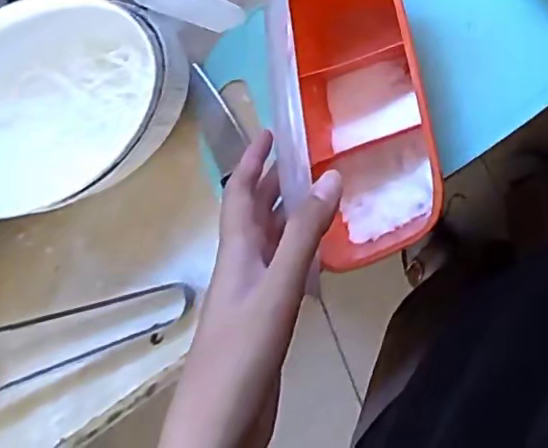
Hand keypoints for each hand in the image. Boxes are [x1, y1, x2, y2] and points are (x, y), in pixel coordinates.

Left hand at [160, 131, 342, 447]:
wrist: (218, 431)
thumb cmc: (241, 352)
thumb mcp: (276, 287)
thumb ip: (304, 234)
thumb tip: (329, 176)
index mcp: (236, 251)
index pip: (240, 192)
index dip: (253, 160)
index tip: (270, 130)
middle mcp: (243, 265)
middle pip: (257, 212)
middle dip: (276, 180)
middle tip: (307, 154)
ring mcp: (253, 294)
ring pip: (273, 239)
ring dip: (293, 213)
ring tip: (323, 191)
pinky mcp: (267, 319)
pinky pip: (286, 269)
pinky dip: (303, 250)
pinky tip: (324, 252)